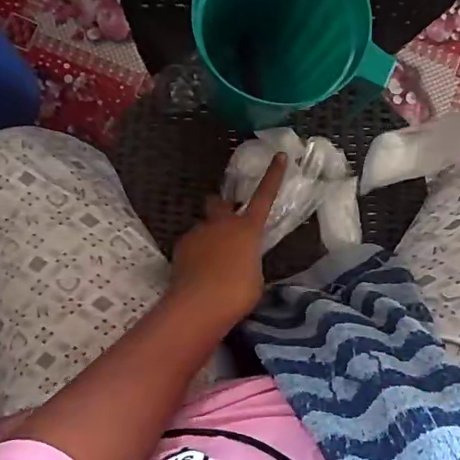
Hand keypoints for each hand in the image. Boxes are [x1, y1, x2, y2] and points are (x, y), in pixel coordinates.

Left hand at [170, 153, 286, 321]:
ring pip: (203, 228)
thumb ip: (248, 260)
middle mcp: (222, 224)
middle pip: (219, 203)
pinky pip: (191, 245)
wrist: (200, 303)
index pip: (265, 196)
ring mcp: (199, 233)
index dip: (273, 176)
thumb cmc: (238, 292)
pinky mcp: (181, 246)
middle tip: (225, 223)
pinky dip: (194, 255)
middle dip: (221, 208)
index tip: (278, 155)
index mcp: (248, 229)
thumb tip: (238, 260)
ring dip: (207, 239)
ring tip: (210, 265)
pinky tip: (196, 274)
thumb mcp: (254, 276)